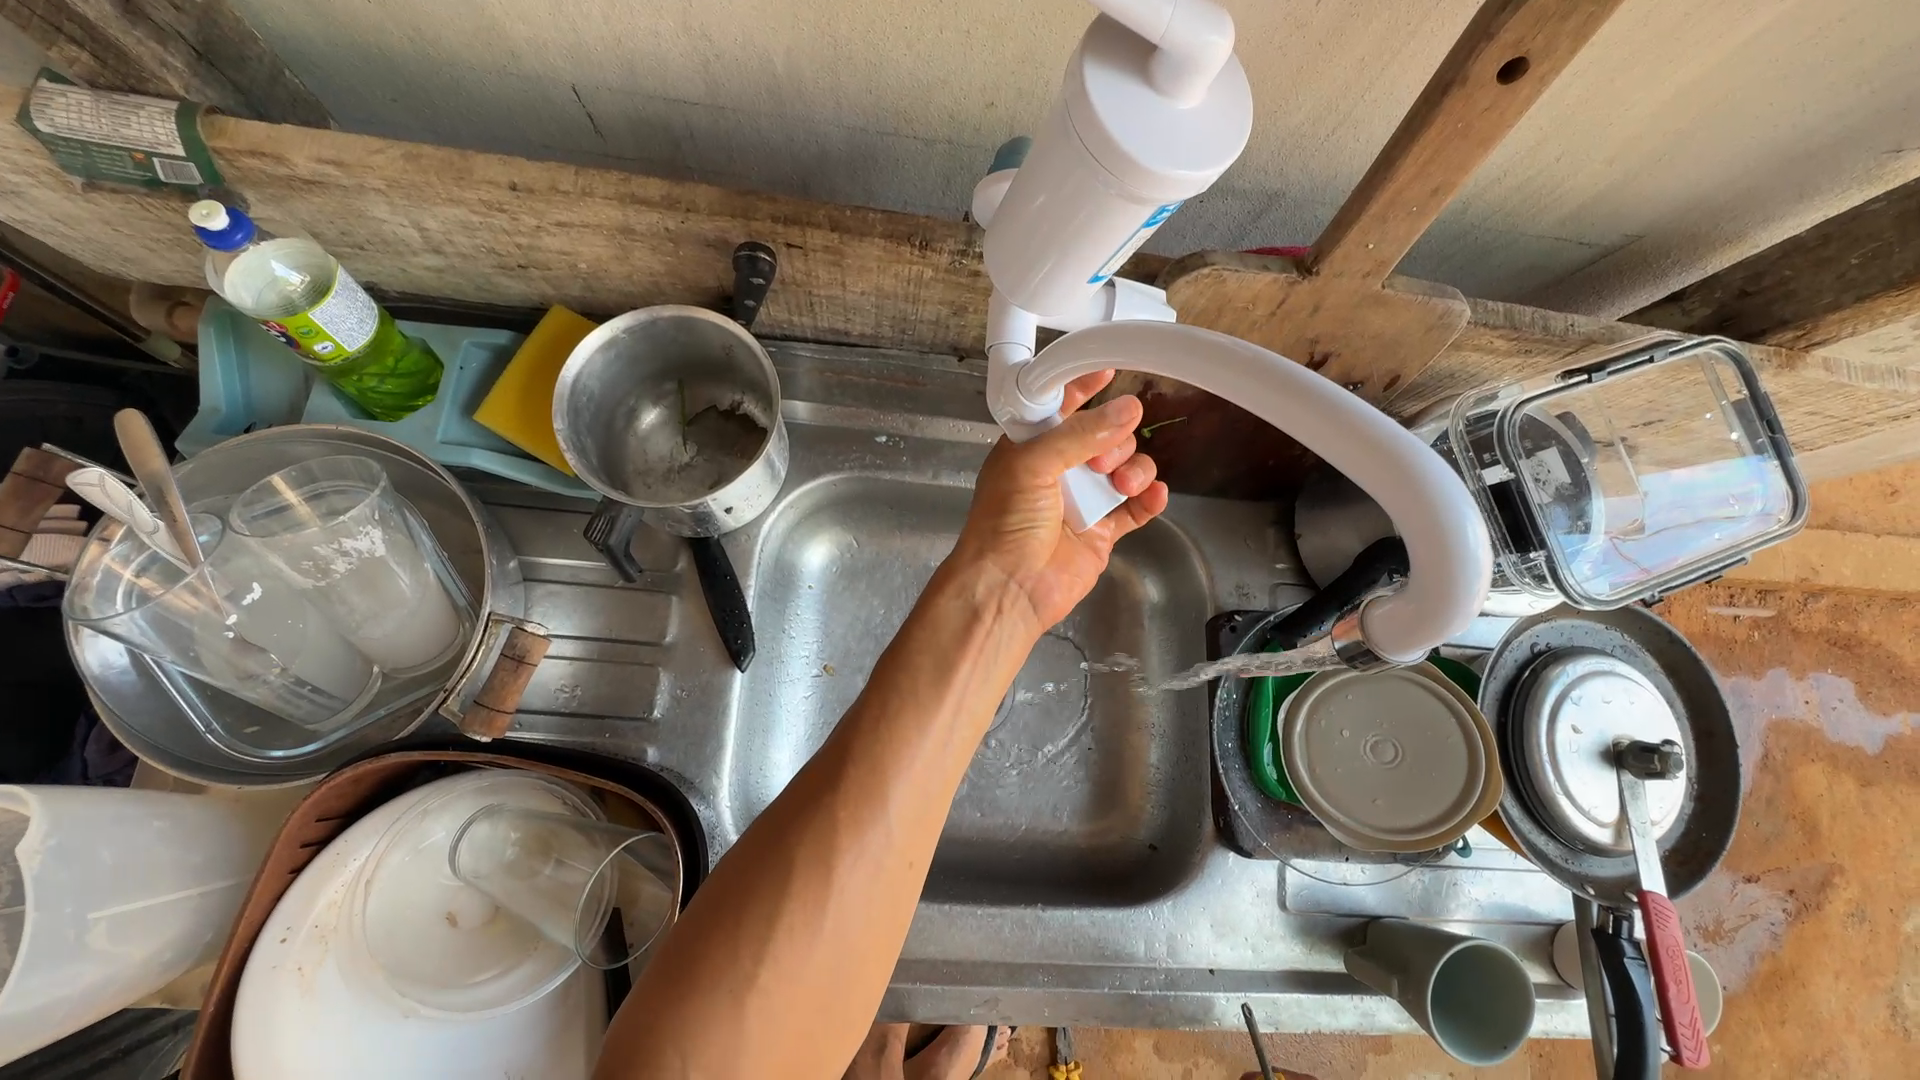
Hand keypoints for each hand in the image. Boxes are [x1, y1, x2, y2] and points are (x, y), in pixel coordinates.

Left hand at [948, 370, 1169, 636]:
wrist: (1008, 588)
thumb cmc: (1005, 521)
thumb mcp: (1032, 464)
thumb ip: (1079, 434)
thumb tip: (1128, 410)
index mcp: (1031, 447)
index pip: (1061, 407)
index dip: (1084, 388)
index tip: (1109, 371)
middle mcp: (1059, 469)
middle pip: (1105, 436)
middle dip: (1114, 440)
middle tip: (1102, 461)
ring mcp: (1083, 501)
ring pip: (1125, 468)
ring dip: (1135, 469)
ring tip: (1123, 483)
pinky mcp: (1103, 532)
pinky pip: (1136, 508)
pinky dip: (1149, 499)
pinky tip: (1153, 496)